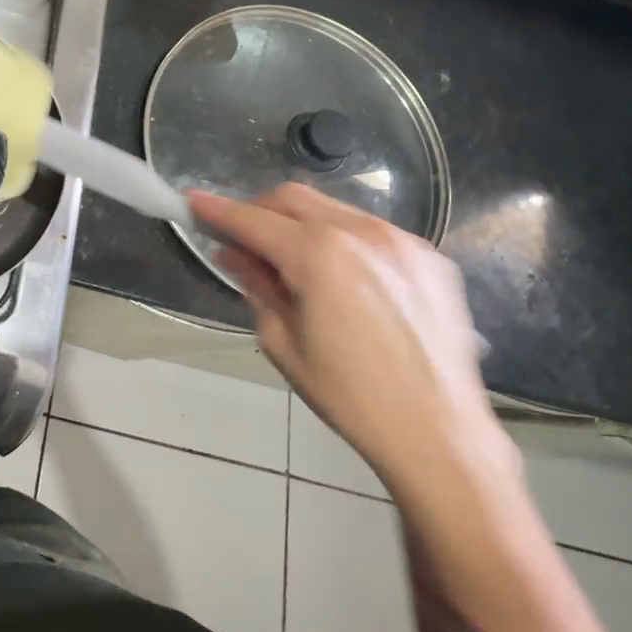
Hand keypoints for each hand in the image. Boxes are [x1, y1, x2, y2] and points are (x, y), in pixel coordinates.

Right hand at [188, 184, 509, 489]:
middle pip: (292, 198)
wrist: (439, 433)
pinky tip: (342, 278)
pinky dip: (343, 239)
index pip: (252, 220)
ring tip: (292, 264)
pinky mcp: (429, 258)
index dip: (217, 210)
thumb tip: (235, 256)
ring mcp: (401, 241)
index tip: (191, 201)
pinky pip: (371, 231)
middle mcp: (361, 233)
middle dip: (259, 211)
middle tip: (241, 242)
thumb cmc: (350, 397)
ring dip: (301, 224)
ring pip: (333, 210)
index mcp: (318, 256)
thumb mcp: (284, 343)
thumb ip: (257, 287)